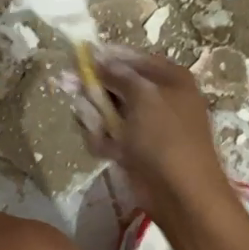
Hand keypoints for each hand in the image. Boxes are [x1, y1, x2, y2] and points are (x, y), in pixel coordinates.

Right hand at [72, 46, 228, 208]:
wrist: (182, 194)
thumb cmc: (165, 138)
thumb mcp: (143, 96)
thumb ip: (118, 74)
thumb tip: (99, 56)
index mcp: (170, 79)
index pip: (132, 58)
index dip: (106, 56)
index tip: (79, 55)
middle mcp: (160, 97)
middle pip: (117, 83)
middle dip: (94, 87)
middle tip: (66, 85)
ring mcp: (147, 125)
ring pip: (109, 110)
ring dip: (96, 117)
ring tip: (99, 130)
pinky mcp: (136, 148)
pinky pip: (110, 135)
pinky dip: (104, 140)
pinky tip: (106, 149)